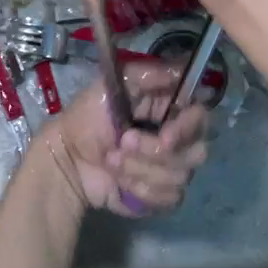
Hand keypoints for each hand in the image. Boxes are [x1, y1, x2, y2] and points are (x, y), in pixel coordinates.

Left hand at [40, 59, 208, 216]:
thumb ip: (148, 74)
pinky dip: (139, 188)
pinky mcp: (163, 195)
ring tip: (111, 158)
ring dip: (139, 168)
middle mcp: (177, 139)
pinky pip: (169, 198)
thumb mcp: (113, 84)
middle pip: (196, 151)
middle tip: (123, 142)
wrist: (68, 159)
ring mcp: (171, 168)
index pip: (200, 116)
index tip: (165, 135)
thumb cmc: (89, 117)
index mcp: (169, 109)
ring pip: (179, 176)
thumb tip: (183, 69)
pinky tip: (118, 179)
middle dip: (155, 151)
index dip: (187, 127)